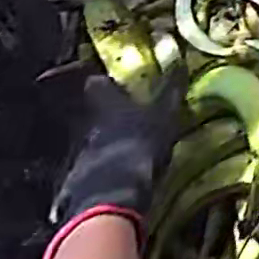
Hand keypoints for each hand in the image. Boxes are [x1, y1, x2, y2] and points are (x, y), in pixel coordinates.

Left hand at [50, 71, 183, 223]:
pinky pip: (91, 170)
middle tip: (126, 115)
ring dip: (107, 143)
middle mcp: (90, 128)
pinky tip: (118, 174)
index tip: (108, 78)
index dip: (102, 82)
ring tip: (127, 147)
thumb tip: (180, 60)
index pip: (98, 86)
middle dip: (107, 114)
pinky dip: (103, 168)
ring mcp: (81, 157)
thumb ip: (172, 90)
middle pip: (93, 115)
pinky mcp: (77, 185)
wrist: (111, 197)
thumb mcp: (165, 114)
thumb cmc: (142, 144)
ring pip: (93, 142)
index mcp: (109, 107)